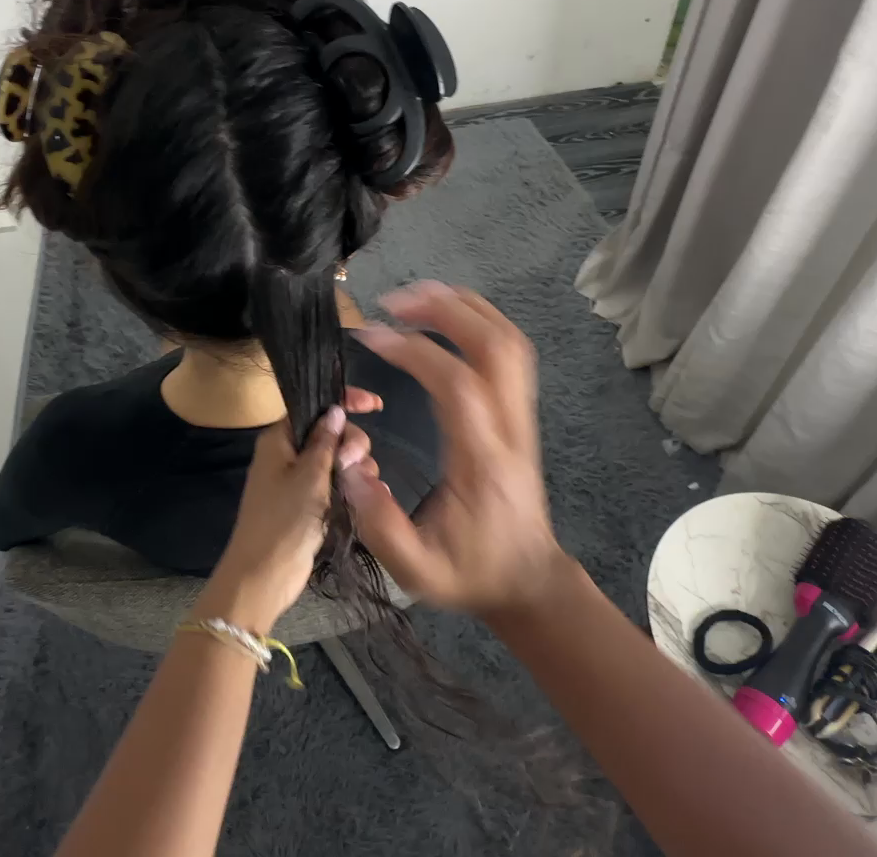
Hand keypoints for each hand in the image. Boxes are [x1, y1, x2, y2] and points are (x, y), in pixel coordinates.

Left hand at [196, 393, 376, 633]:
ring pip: (338, 458)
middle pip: (332, 432)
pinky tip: (372, 492)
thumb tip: (336, 408)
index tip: (376, 405)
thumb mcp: (309, 476)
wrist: (264, 575)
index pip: (314, 406)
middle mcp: (289, 454)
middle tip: (353, 464)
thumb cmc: (283, 520)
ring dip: (357, 466)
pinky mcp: (310, 503)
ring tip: (363, 484)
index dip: (345, 401)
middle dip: (352, 442)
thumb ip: (325, 440)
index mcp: (280, 439)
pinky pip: (337, 483)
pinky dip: (353, 484)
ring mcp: (300, 480)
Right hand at [347, 281, 574, 617]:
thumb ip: (378, 522)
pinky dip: (479, 322)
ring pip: (509, 341)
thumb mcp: (416, 569)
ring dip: (465, 309)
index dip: (414, 350)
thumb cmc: (471, 573)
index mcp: (482, 461)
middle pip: (495, 346)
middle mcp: (509, 428)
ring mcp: (521, 417)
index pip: (456, 385)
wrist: (529, 579)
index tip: (369, 335)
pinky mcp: (520, 414)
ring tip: (417, 296)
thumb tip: (347, 464)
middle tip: (394, 301)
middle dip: (445, 311)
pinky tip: (446, 318)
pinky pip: (510, 352)